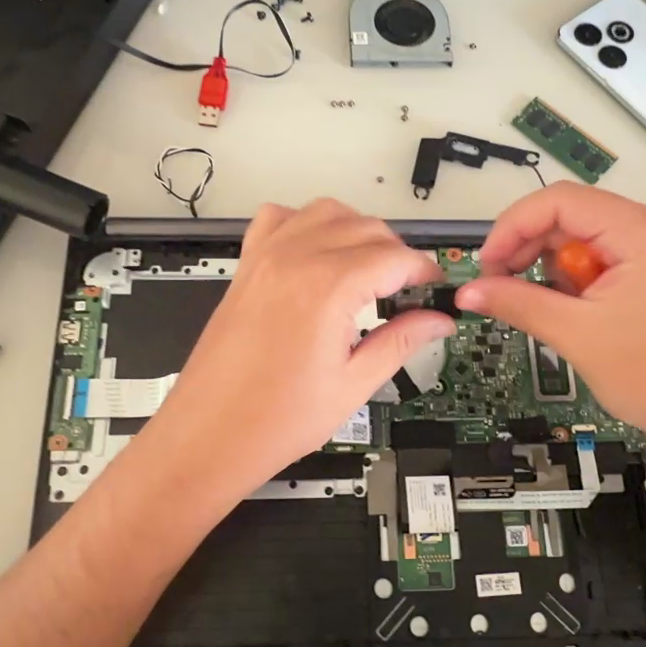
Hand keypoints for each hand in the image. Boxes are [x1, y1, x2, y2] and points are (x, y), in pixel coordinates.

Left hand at [140, 200, 455, 502]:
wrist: (210, 435)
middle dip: (396, 253)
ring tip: (369, 270)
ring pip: (326, 211)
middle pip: (366, 227)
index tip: (433, 288)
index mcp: (327, 289)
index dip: (424, 271)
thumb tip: (435, 322)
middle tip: (408, 291)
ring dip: (356, 230)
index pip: (395, 257)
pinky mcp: (247, 268)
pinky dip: (305, 224)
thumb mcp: (353, 385)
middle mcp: (294, 261)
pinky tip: (317, 255)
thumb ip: (400, 342)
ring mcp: (265, 259)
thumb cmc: (270, 420)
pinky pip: (278, 219)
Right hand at [454, 184, 645, 468]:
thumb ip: (516, 303)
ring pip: (583, 240)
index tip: (488, 264)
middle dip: (529, 248)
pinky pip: (602, 260)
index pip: (561, 201)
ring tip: (544, 308)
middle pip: (570, 216)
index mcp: (643, 232)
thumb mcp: (574, 334)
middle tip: (501, 287)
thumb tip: (467, 292)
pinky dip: (575, 281)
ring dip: (551, 268)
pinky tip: (569, 312)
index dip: (514, 227)